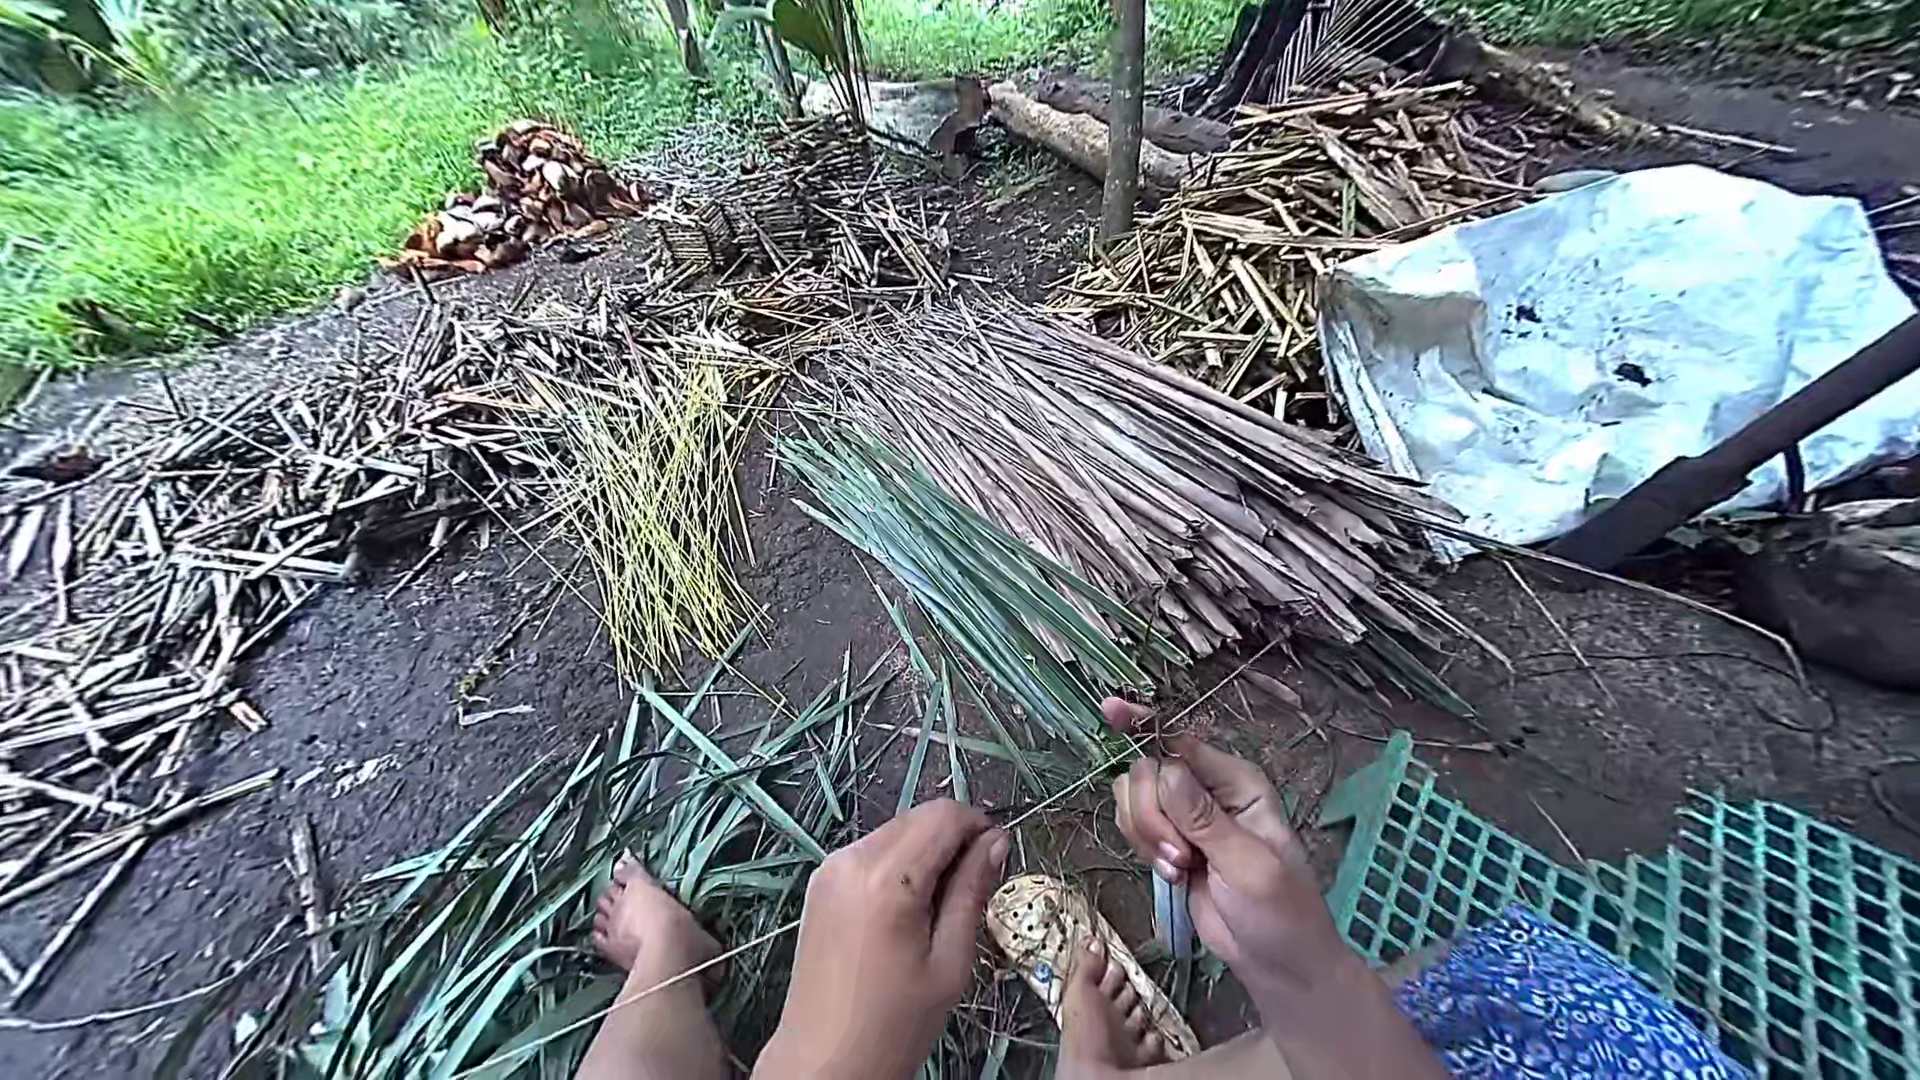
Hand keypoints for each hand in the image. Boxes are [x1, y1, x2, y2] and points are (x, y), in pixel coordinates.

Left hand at [756, 800, 1008, 1079]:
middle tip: (971, 885)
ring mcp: (832, 864)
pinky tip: (905, 904)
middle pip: (920, 816)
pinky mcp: (822, 877)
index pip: (944, 816)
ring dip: (927, 847)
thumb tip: (996, 839)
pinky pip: (874, 847)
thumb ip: (972, 890)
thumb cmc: (894, 1026)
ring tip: (936, 902)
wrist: (821, 1069)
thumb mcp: (949, 963)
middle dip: (954, 837)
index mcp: (887, 879)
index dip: (977, 825)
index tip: (996, 854)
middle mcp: (854, 857)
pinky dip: (899, 860)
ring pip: (898, 828)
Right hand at [1104, 700, 1446, 1079]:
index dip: (1143, 723)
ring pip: (1131, 795)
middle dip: (1152, 815)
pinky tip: (1173, 873)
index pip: (1180, 740)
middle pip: (1146, 770)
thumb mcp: (1251, 867)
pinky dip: (1141, 847)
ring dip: (1147, 835)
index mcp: (1234, 779)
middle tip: (1181, 854)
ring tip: (1181, 867)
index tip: (1110, 711)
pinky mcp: (1162, 834)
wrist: (1276, 966)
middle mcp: (1203, 784)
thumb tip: (1166, 772)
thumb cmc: (1281, 914)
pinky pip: (1129, 820)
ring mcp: (1180, 810)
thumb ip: (1206, 820)